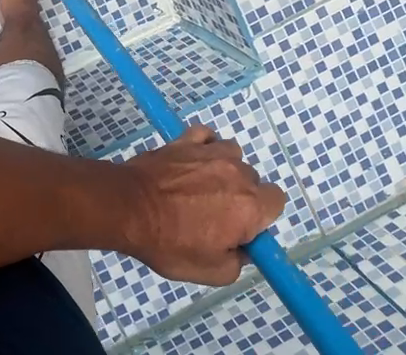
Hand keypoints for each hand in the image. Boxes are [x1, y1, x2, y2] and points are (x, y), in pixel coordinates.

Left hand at [119, 124, 287, 285]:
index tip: (241, 228)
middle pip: (252, 179)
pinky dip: (203, 144)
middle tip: (214, 212)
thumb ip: (239, 261)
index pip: (276, 200)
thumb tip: (242, 247)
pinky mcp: (184, 140)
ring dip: (223, 168)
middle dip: (240, 194)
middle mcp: (236, 173)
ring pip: (232, 153)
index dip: (261, 215)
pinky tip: (192, 159)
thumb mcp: (213, 272)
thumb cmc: (171, 243)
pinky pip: (205, 134)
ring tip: (202, 185)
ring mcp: (208, 151)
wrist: (130, 207)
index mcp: (250, 206)